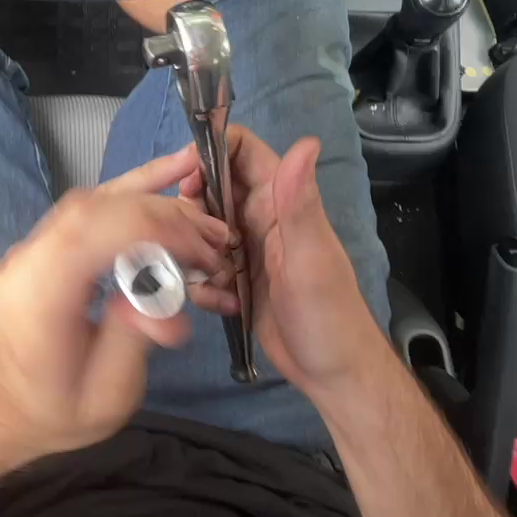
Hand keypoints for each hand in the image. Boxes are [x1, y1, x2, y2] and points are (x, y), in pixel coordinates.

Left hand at [0, 147, 237, 466]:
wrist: (1, 404)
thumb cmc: (53, 410)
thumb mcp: (102, 397)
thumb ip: (133, 343)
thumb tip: (166, 307)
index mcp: (39, 293)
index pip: (94, 233)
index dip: (153, 229)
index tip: (202, 251)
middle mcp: (30, 256)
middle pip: (97, 208)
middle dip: (162, 215)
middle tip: (215, 239)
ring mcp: (33, 245)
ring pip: (94, 198)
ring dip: (153, 197)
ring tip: (203, 201)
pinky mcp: (46, 243)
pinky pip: (89, 206)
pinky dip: (130, 190)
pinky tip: (167, 172)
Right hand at [184, 127, 388, 397]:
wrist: (332, 375)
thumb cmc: (327, 314)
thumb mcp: (310, 258)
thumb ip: (300, 202)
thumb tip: (307, 141)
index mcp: (280, 201)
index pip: (242, 151)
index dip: (210, 152)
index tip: (186, 180)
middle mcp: (260, 216)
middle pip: (211, 187)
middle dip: (191, 207)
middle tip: (184, 237)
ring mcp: (244, 247)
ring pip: (200, 227)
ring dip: (193, 249)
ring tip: (207, 278)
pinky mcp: (233, 277)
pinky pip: (202, 264)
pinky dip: (202, 281)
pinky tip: (221, 304)